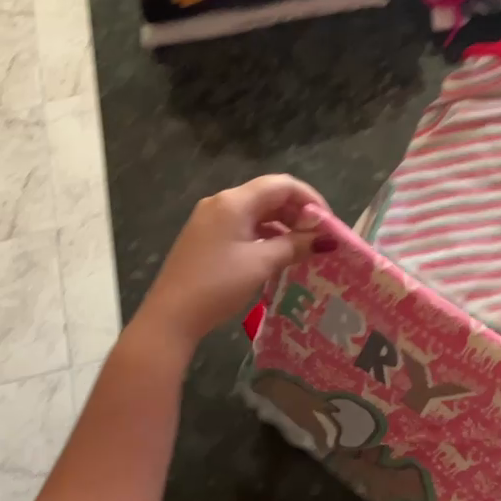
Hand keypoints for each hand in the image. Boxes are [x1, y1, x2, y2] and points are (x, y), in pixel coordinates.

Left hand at [136, 175, 329, 348]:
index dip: (310, 200)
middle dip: (297, 213)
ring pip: (256, 213)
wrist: (171, 315)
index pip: (281, 185)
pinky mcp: (205, 238)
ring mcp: (210, 220)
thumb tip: (323, 239)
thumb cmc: (219, 285)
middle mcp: (221, 203)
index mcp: (234, 201)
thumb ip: (294, 246)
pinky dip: (264, 236)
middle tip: (318, 239)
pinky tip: (277, 255)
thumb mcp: (261, 264)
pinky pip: (242, 227)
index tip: (328, 224)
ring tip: (302, 250)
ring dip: (282, 226)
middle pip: (268, 196)